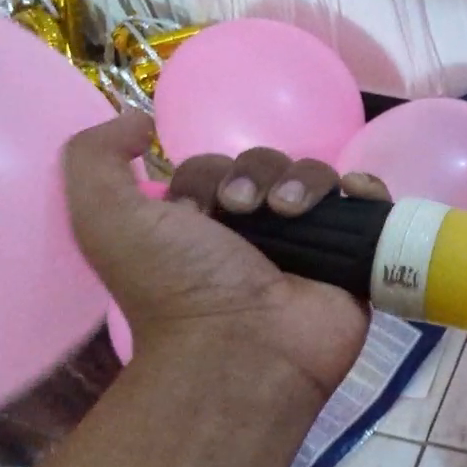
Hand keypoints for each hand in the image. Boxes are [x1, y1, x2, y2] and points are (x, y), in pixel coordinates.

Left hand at [61, 112, 386, 399]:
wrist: (245, 346)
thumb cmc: (178, 284)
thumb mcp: (106, 219)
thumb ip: (95, 158)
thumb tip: (141, 120)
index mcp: (203, 225)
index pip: (217, 166)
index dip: (209, 174)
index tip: (203, 210)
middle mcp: (258, 232)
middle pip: (270, 164)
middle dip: (260, 173)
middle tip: (250, 211)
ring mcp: (312, 243)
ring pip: (320, 177)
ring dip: (309, 180)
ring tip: (294, 213)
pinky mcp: (356, 255)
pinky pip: (371, 205)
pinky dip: (368, 189)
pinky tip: (356, 192)